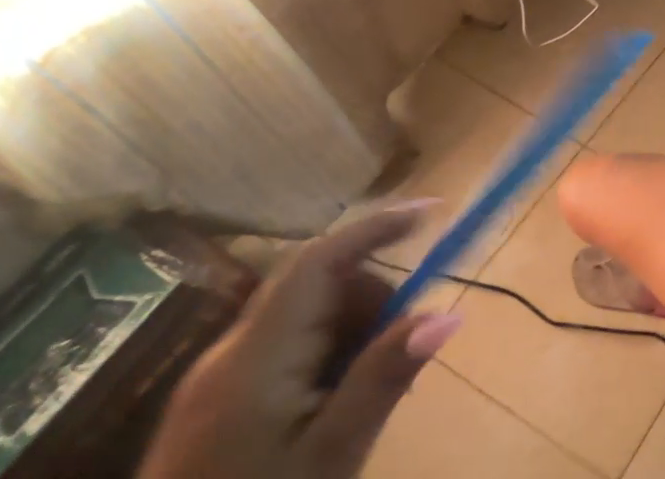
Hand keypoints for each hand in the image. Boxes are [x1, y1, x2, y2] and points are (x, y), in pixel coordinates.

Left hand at [138, 203, 462, 478]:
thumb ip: (384, 376)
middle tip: (405, 355)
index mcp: (256, 356)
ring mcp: (217, 376)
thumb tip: (450, 312)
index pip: (319, 261)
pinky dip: (327, 359)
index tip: (433, 211)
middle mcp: (230, 351)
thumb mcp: (333, 452)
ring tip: (367, 399)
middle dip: (374, 301)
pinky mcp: (215, 400)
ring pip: (306, 317)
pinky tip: (335, 409)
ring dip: (353, 334)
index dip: (376, 227)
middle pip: (318, 286)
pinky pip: (287, 349)